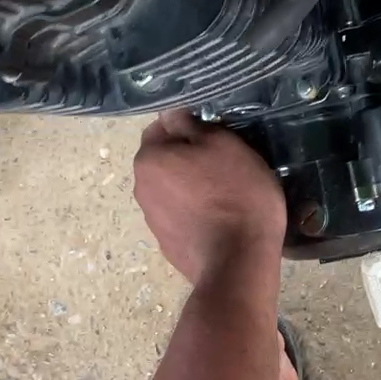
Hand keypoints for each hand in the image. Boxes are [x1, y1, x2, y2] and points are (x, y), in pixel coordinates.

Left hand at [133, 109, 286, 283]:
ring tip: (229, 197)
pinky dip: (199, 215)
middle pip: (167, 161)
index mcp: (150, 158)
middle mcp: (142, 187)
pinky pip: (183, 218)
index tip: (219, 138)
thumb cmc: (237, 196)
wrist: (238, 263)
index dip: (191, 128)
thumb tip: (175, 115)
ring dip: (195, 188)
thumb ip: (195, 125)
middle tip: (228, 166)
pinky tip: (223, 222)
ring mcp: (154, 220)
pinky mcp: (169, 245)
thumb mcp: (226, 145)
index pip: (162, 126)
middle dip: (191, 159)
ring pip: (175, 191)